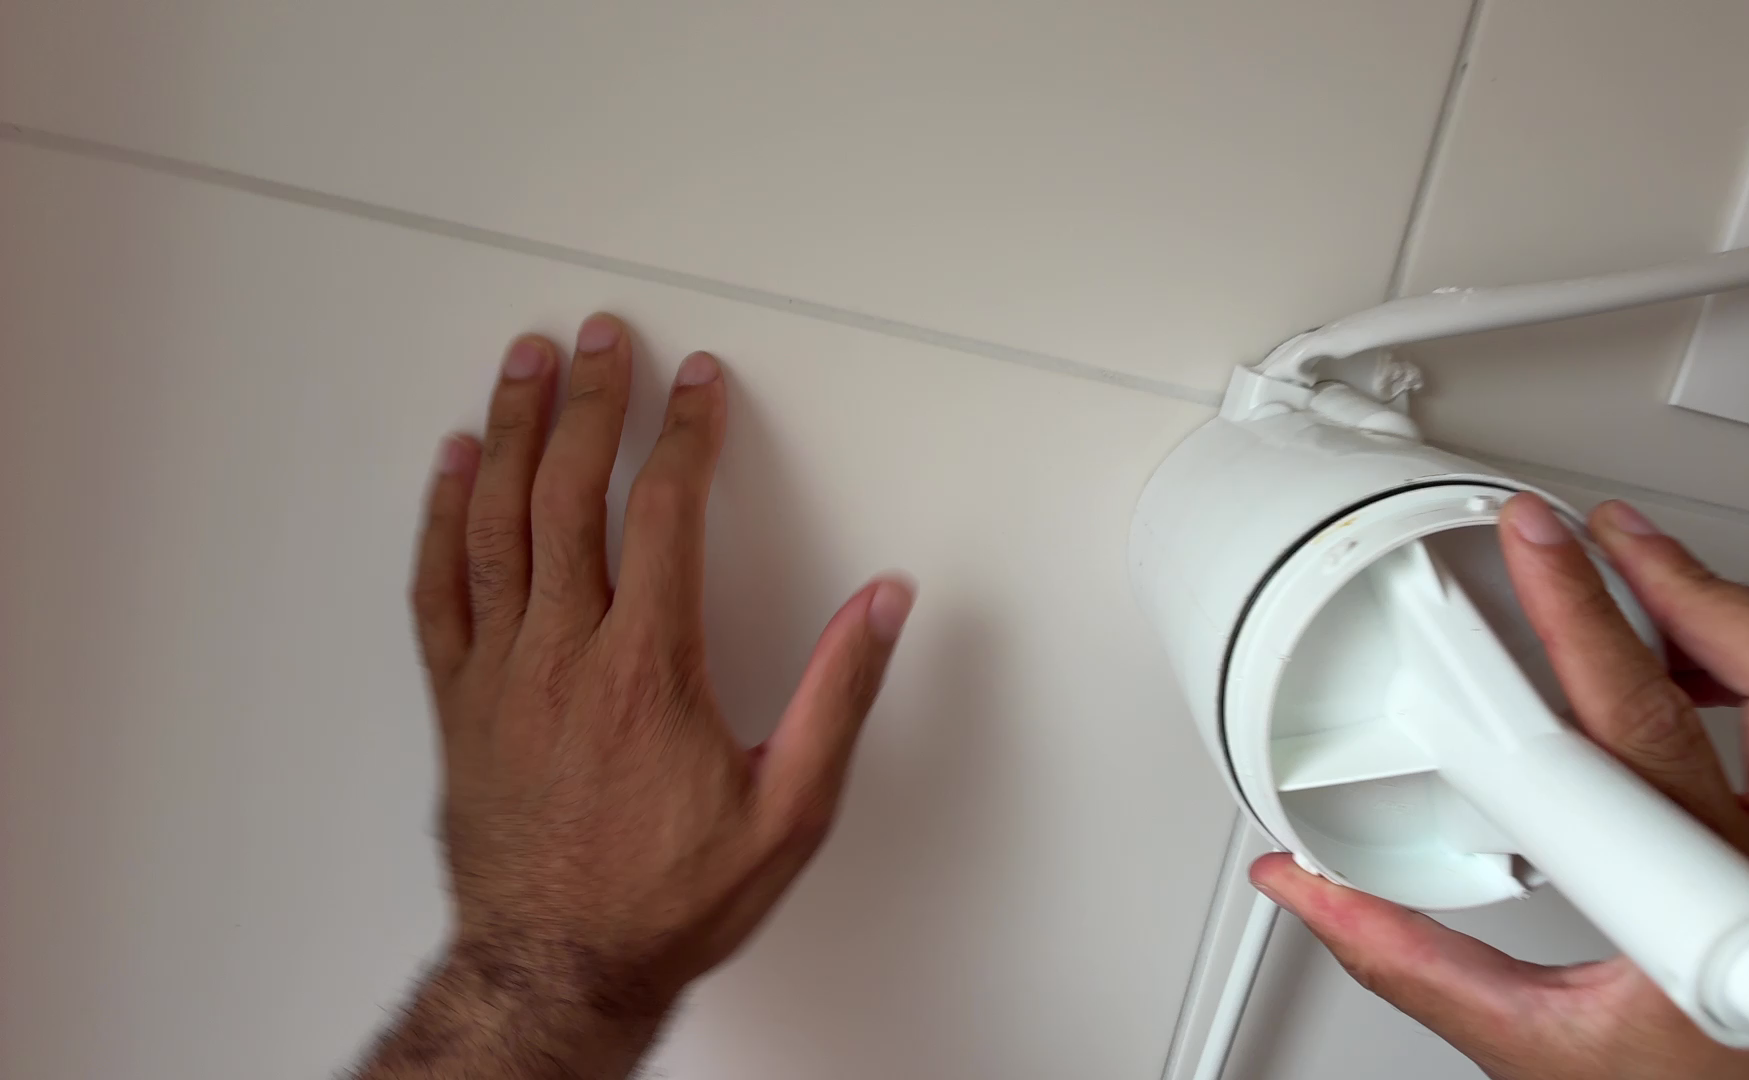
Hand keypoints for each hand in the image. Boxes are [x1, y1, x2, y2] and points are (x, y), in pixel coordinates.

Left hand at [358, 314, 914, 1078]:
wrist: (560, 972)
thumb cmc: (675, 892)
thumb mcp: (795, 803)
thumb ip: (840, 691)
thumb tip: (881, 603)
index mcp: (648, 668)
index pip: (665, 512)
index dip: (687, 434)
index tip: (699, 382)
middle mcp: (566, 653)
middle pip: (572, 493)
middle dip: (592, 403)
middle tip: (602, 339)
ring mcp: (502, 672)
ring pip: (497, 521)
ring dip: (515, 431)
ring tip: (526, 363)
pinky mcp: (462, 699)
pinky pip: (441, 585)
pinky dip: (443, 512)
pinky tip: (454, 463)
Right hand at [1252, 494, 1748, 1078]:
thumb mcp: (1525, 1049)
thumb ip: (1400, 956)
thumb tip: (1305, 884)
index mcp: (1718, 923)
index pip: (1640, 734)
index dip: (1574, 624)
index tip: (1524, 556)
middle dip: (1680, 580)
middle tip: (1597, 533)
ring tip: (1656, 564)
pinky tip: (1713, 650)